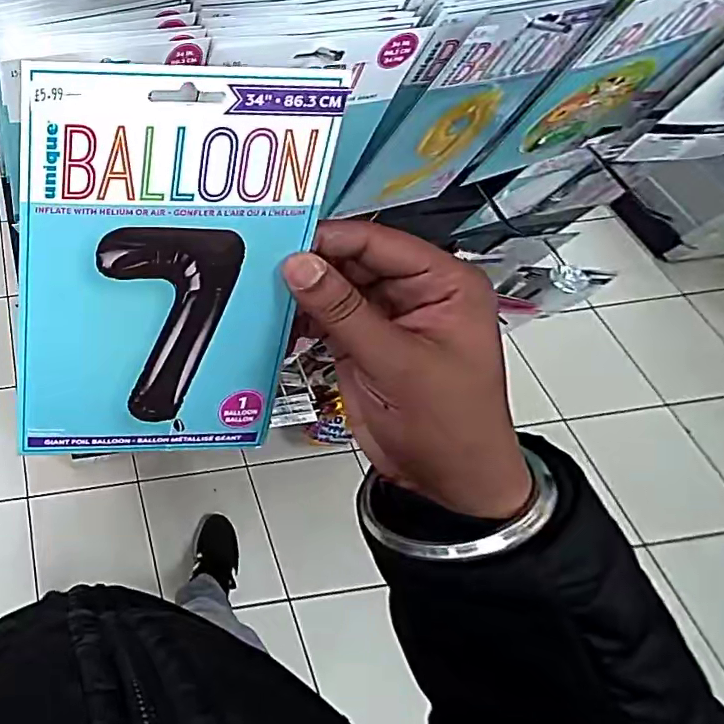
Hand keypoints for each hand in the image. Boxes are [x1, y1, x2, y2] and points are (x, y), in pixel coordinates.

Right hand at [281, 220, 530, 519]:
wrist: (448, 483)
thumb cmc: (455, 428)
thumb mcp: (397, 363)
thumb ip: (344, 311)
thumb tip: (302, 267)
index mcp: (443, 284)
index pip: (378, 242)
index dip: (331, 240)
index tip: (287, 243)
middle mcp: (414, 293)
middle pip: (351, 260)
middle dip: (311, 265)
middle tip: (269, 269)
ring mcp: (384, 317)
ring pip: (333, 286)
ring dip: (302, 292)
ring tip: (269, 295)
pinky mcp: (361, 340)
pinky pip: (325, 314)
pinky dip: (301, 318)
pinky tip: (281, 323)